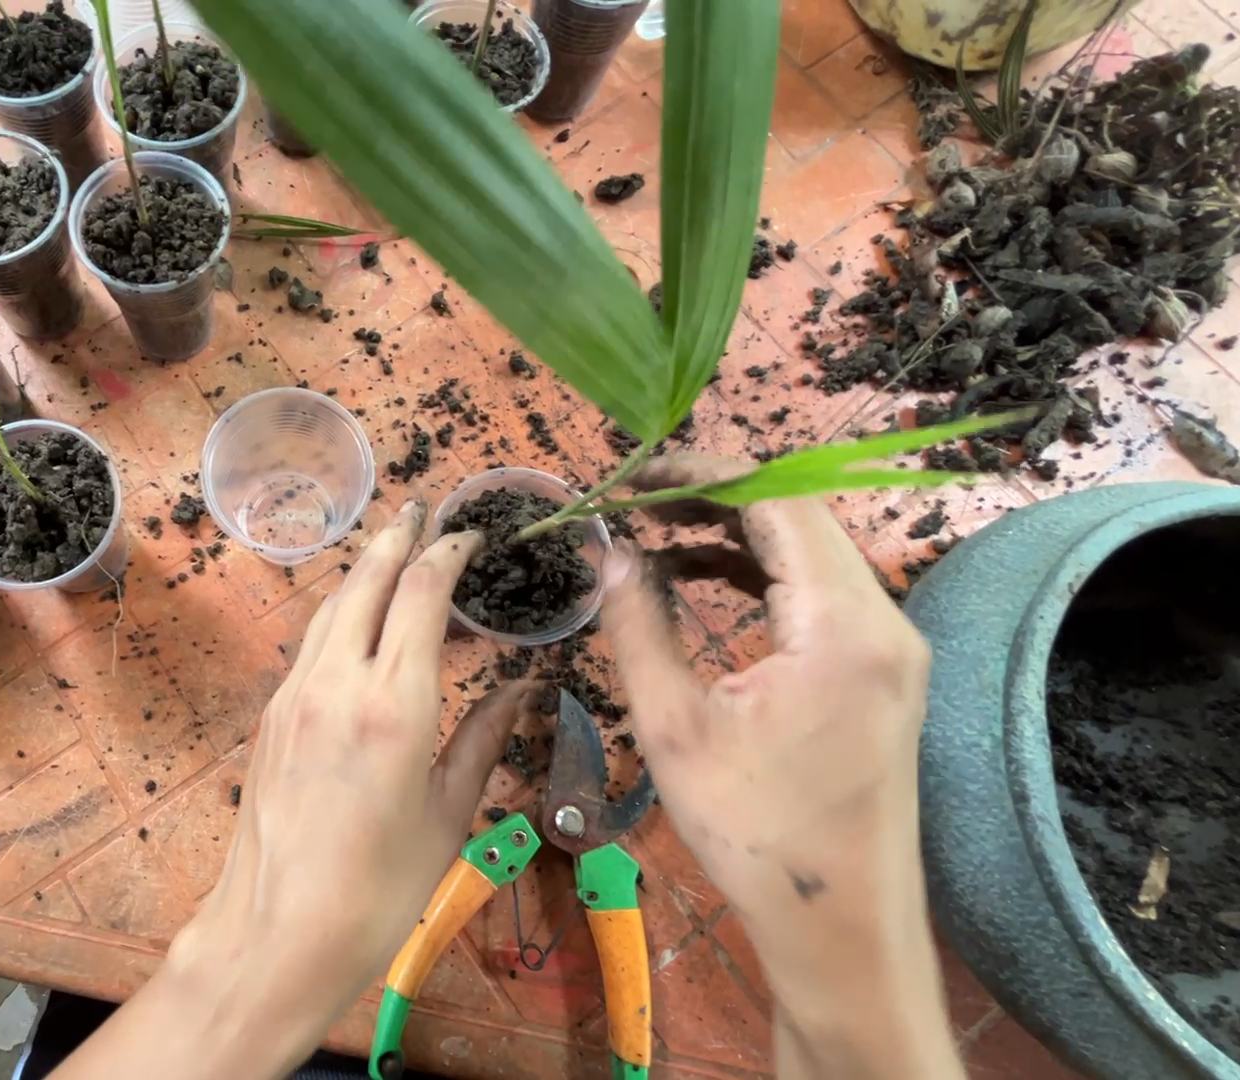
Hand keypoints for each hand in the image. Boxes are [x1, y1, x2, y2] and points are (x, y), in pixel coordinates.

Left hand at [55, 498, 542, 1079]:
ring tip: (391, 548)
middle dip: (396, 537)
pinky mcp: (273, 711)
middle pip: (366, 581)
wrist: (278, 928)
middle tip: (420, 509)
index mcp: (393, 704)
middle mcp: (338, 681)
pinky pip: (312, 641)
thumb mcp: (449, 815)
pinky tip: (358, 618)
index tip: (466, 534)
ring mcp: (295, 692)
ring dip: (364, 569)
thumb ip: (484, 738)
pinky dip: (342, 612)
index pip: (419, 594)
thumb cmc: (379, 887)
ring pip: (332, 606)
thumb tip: (521, 688)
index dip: (445, 552)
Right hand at [600, 455, 960, 1079]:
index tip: (631, 475)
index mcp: (841, 627)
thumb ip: (636, 624)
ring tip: (648, 528)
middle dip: (707, 494)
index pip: (778, 502)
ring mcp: (885, 644)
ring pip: (803, 549)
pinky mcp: (873, 667)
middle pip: (795, 516)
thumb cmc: (753, 829)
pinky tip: (692, 578)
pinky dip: (748, 570)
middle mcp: (881, 620)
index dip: (702, 472)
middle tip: (629, 499)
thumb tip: (609, 551)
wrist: (838, 925)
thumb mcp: (673, 724)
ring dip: (725, 530)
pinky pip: (809, 589)